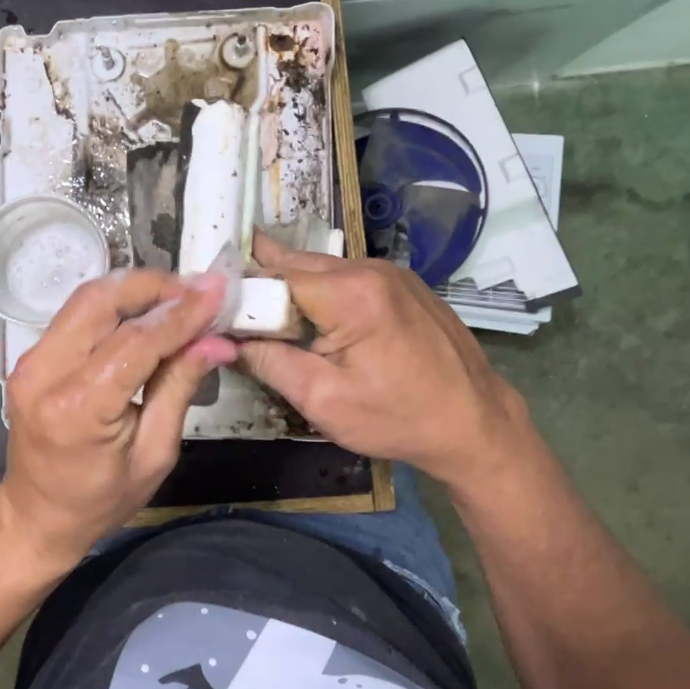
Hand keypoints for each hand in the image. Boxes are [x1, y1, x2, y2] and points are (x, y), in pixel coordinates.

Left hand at [0, 269, 237, 563]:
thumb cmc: (100, 499)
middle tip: (196, 292)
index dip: (180, 313)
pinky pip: (75, 317)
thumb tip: (217, 340)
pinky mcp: (30, 358)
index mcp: (77, 408)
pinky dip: (114, 308)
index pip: (135, 341)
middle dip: (152, 287)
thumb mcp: (154, 453)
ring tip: (177, 300)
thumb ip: (178, 387)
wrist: (37, 515)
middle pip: (100, 301)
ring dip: (133, 292)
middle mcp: (45, 373)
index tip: (217, 290)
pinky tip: (145, 315)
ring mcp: (30, 362)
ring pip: (85, 300)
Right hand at [238, 233, 540, 489]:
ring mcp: (392, 273)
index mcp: (350, 293)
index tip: (213, 309)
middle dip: (261, 283)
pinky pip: (347, 279)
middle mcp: (370, 269)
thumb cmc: (397, 418)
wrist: (476, 425)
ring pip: (321, 269)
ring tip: (264, 318)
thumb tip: (226, 340)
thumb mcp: (322, 400)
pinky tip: (311, 322)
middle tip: (228, 308)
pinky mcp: (404, 285)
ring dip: (291, 288)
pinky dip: (320, 293)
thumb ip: (269, 362)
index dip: (242, 293)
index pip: (274, 275)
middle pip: (296, 263)